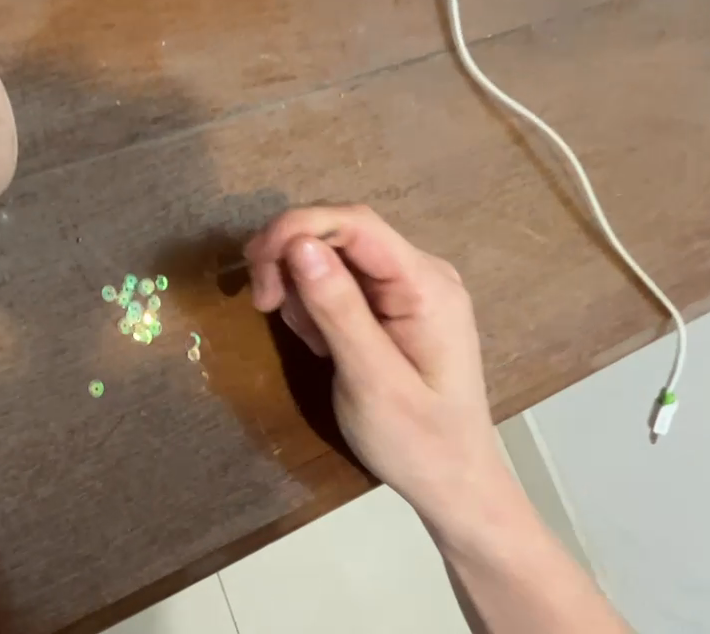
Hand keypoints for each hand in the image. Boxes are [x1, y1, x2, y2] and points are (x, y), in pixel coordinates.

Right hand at [243, 205, 512, 534]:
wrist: (453, 486)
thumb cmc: (418, 441)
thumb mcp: (371, 381)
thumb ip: (337, 309)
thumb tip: (297, 244)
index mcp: (426, 285)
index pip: (355, 223)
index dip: (297, 227)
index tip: (256, 263)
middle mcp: (418, 271)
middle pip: (336, 232)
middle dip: (288, 258)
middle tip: (262, 304)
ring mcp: (404, 285)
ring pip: (327, 252)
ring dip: (297, 284)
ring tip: (309, 341)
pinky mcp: (388, 300)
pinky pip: (333, 276)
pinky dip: (309, 300)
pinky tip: (319, 340)